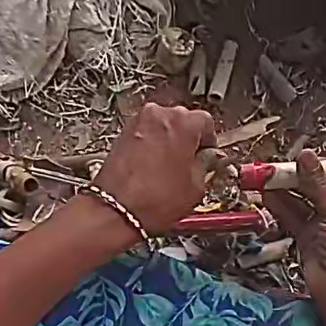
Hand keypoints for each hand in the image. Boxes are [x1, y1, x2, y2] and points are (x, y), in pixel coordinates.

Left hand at [92, 103, 216, 232]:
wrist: (117, 210)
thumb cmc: (153, 199)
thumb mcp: (196, 186)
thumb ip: (205, 165)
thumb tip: (206, 159)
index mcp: (184, 122)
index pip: (206, 121)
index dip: (208, 140)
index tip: (207, 154)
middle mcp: (159, 115)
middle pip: (182, 119)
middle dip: (187, 139)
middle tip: (189, 163)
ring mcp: (138, 122)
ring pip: (161, 126)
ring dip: (168, 141)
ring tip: (169, 169)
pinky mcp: (123, 133)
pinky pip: (145, 134)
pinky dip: (151, 145)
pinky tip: (153, 168)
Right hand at [267, 150, 325, 318]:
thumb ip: (317, 184)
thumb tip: (305, 156)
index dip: (320, 164)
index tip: (301, 156)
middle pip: (315, 185)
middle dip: (296, 176)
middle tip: (275, 166)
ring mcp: (322, 224)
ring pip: (300, 200)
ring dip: (284, 189)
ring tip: (264, 177)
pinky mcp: (306, 237)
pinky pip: (291, 216)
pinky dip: (279, 205)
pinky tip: (266, 194)